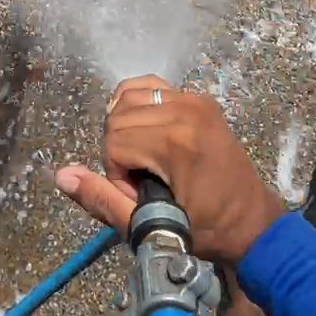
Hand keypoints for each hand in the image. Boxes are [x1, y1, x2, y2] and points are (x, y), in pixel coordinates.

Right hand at [54, 74, 285, 262]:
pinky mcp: (197, 97)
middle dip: (119, 150)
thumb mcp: (152, 226)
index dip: (117, 174)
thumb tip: (62, 175)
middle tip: (142, 179)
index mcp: (176, 142)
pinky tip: (143, 127)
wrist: (253, 223)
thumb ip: (102, 199)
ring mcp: (193, 98)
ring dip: (124, 125)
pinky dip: (136, 102)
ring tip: (144, 155)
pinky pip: (149, 84)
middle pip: (117, 118)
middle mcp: (185, 109)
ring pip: (127, 96)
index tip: (142, 197)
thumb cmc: (206, 231)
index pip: (113, 143)